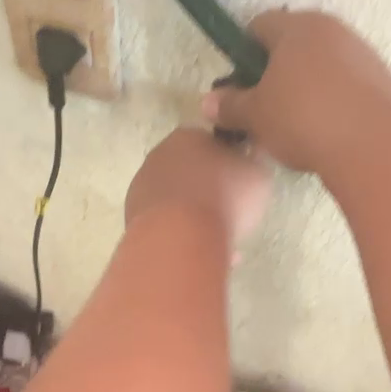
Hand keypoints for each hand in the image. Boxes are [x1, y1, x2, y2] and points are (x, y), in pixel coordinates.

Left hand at [124, 128, 270, 250]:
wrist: (181, 237)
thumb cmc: (224, 197)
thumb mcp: (257, 175)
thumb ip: (253, 165)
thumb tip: (249, 162)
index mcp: (188, 136)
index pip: (210, 143)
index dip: (228, 165)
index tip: (240, 186)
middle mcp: (158, 157)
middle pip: (189, 174)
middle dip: (208, 193)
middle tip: (229, 216)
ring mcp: (141, 190)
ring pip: (175, 204)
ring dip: (194, 220)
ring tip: (217, 244)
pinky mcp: (133, 222)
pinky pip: (165, 229)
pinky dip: (181, 239)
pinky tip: (199, 255)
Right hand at [202, 11, 390, 173]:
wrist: (369, 143)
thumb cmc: (302, 121)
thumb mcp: (256, 118)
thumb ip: (230, 107)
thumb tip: (207, 102)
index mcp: (294, 28)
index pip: (259, 26)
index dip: (244, 55)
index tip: (239, 87)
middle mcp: (330, 29)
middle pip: (294, 45)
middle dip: (277, 73)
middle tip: (266, 111)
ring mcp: (360, 52)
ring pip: (323, 66)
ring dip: (307, 88)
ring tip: (297, 127)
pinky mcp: (381, 79)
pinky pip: (347, 86)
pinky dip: (334, 102)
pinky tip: (327, 133)